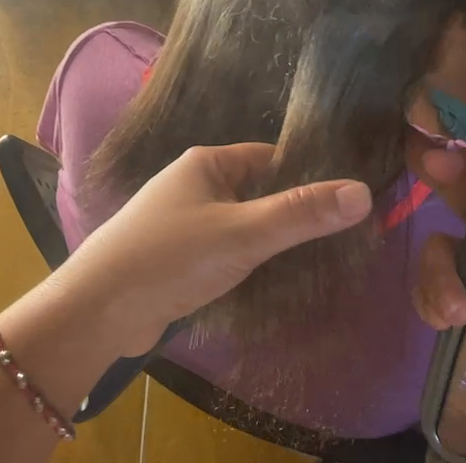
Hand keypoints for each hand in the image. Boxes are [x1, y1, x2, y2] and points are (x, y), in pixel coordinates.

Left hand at [49, 143, 373, 355]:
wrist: (101, 307)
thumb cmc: (171, 255)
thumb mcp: (243, 233)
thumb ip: (299, 214)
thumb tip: (364, 191)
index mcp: (206, 163)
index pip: (269, 159)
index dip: (307, 177)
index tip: (350, 201)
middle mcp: (194, 184)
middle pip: (258, 192)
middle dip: (294, 214)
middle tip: (347, 238)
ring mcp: (184, 222)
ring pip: (243, 225)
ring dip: (273, 242)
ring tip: (324, 263)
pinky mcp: (179, 258)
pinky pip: (227, 251)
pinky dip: (250, 263)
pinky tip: (278, 284)